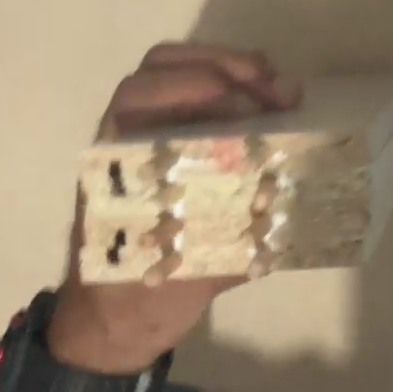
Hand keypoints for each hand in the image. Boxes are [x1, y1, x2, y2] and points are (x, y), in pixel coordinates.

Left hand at [49, 44, 301, 371]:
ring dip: (235, 70)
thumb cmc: (134, 299)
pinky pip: (201, 98)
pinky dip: (239, 88)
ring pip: (182, 72)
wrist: (109, 325)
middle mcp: (127, 138)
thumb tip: (283, 204)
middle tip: (279, 91)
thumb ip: (227, 243)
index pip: (142, 95)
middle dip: (225, 66)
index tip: (245, 108)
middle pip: (164, 67)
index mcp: (116, 164)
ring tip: (283, 90)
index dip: (193, 88)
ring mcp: (150, 137)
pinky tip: (274, 103)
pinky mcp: (175, 145)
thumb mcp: (182, 276)